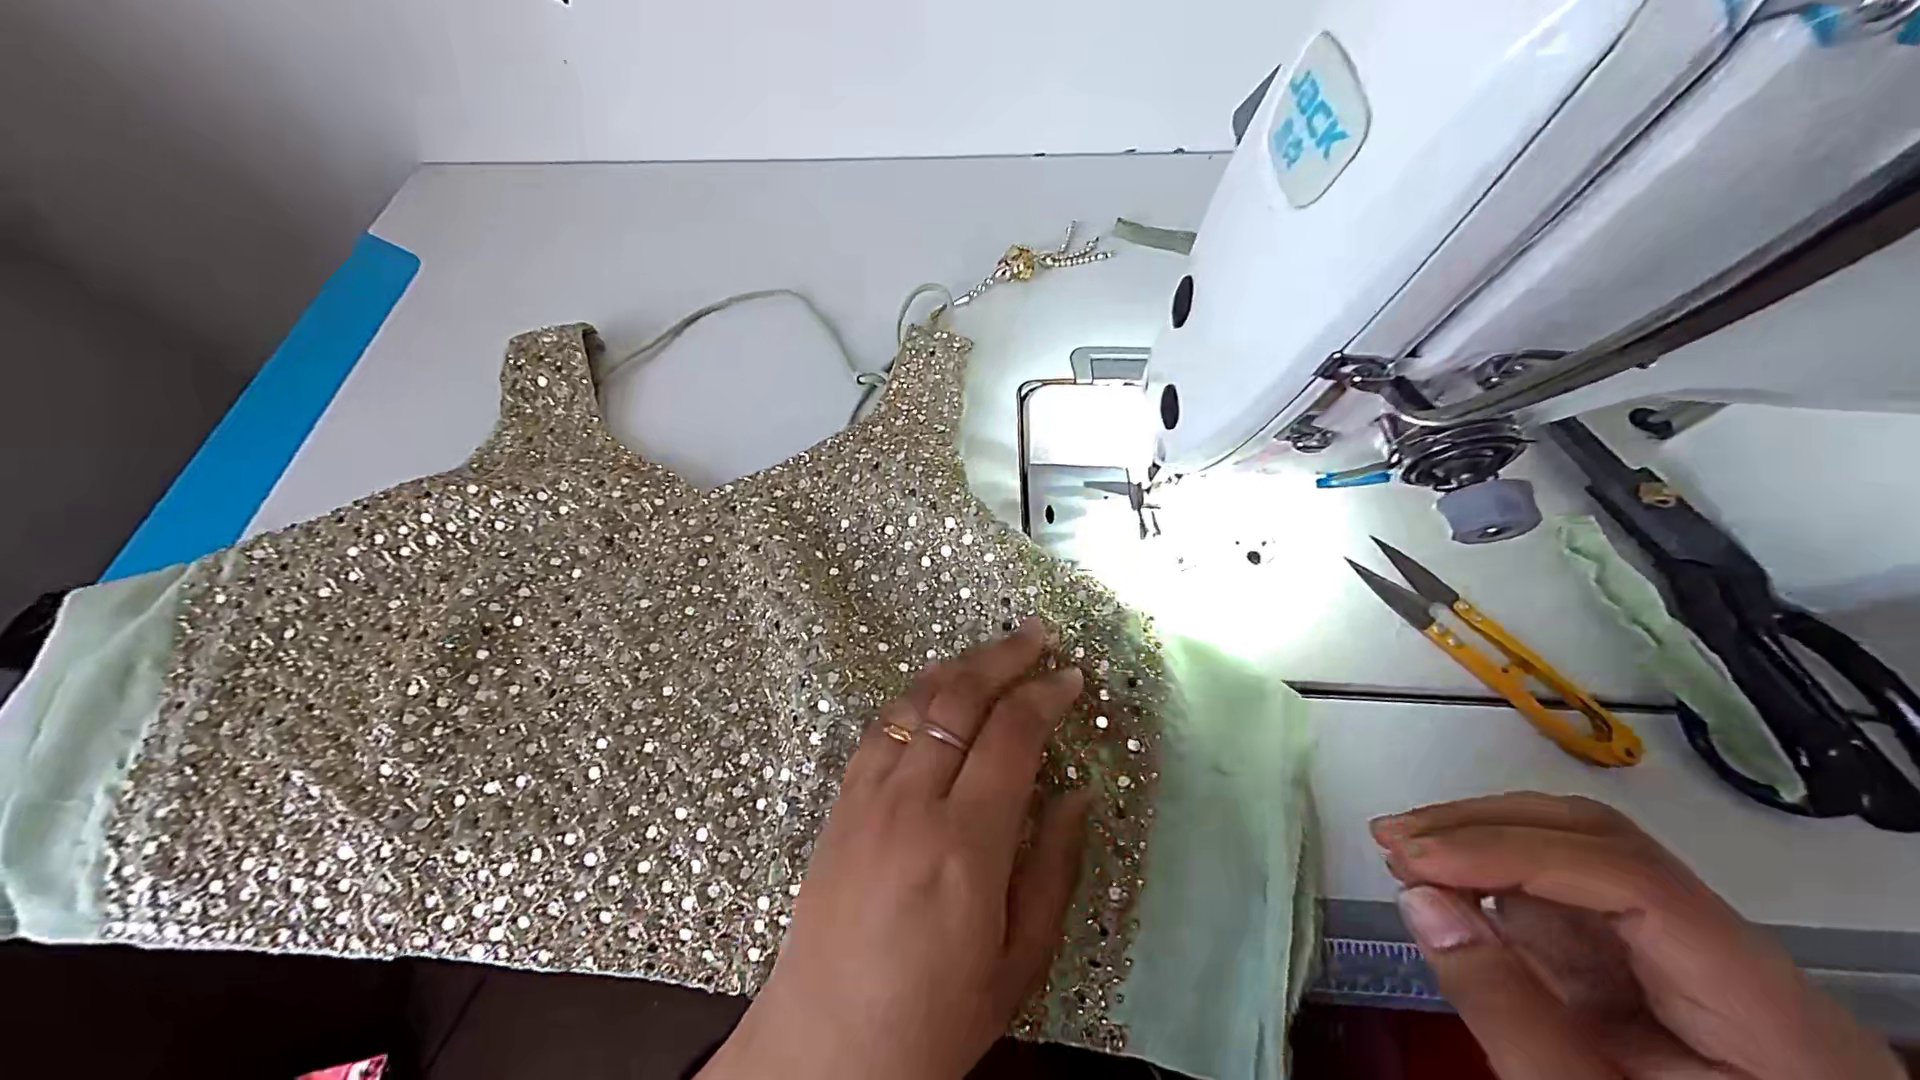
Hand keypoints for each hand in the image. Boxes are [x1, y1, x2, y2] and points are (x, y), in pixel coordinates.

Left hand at [699, 619, 1090, 1079]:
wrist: (825, 1048)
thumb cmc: (936, 1015)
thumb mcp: (1019, 958)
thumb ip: (1055, 866)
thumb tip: (1079, 792)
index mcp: (965, 844)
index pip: (1012, 735)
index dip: (1045, 695)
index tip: (1071, 678)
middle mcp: (911, 803)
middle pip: (959, 698)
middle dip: (1003, 656)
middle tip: (1036, 634)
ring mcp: (867, 796)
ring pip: (914, 701)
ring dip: (957, 666)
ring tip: (991, 651)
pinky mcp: (839, 803)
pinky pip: (879, 727)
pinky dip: (913, 695)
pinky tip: (933, 688)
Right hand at [1373, 793, 1901, 1079]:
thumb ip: (1509, 1013)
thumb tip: (1419, 898)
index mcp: (1764, 1009)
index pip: (1632, 877)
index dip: (1510, 852)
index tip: (1415, 860)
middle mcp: (1736, 958)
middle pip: (1604, 842)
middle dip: (1484, 829)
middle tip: (1394, 840)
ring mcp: (1685, 952)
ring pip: (1574, 848)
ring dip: (1477, 839)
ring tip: (1402, 853)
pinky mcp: (1637, 959)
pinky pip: (1557, 890)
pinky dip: (1486, 873)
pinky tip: (1439, 881)